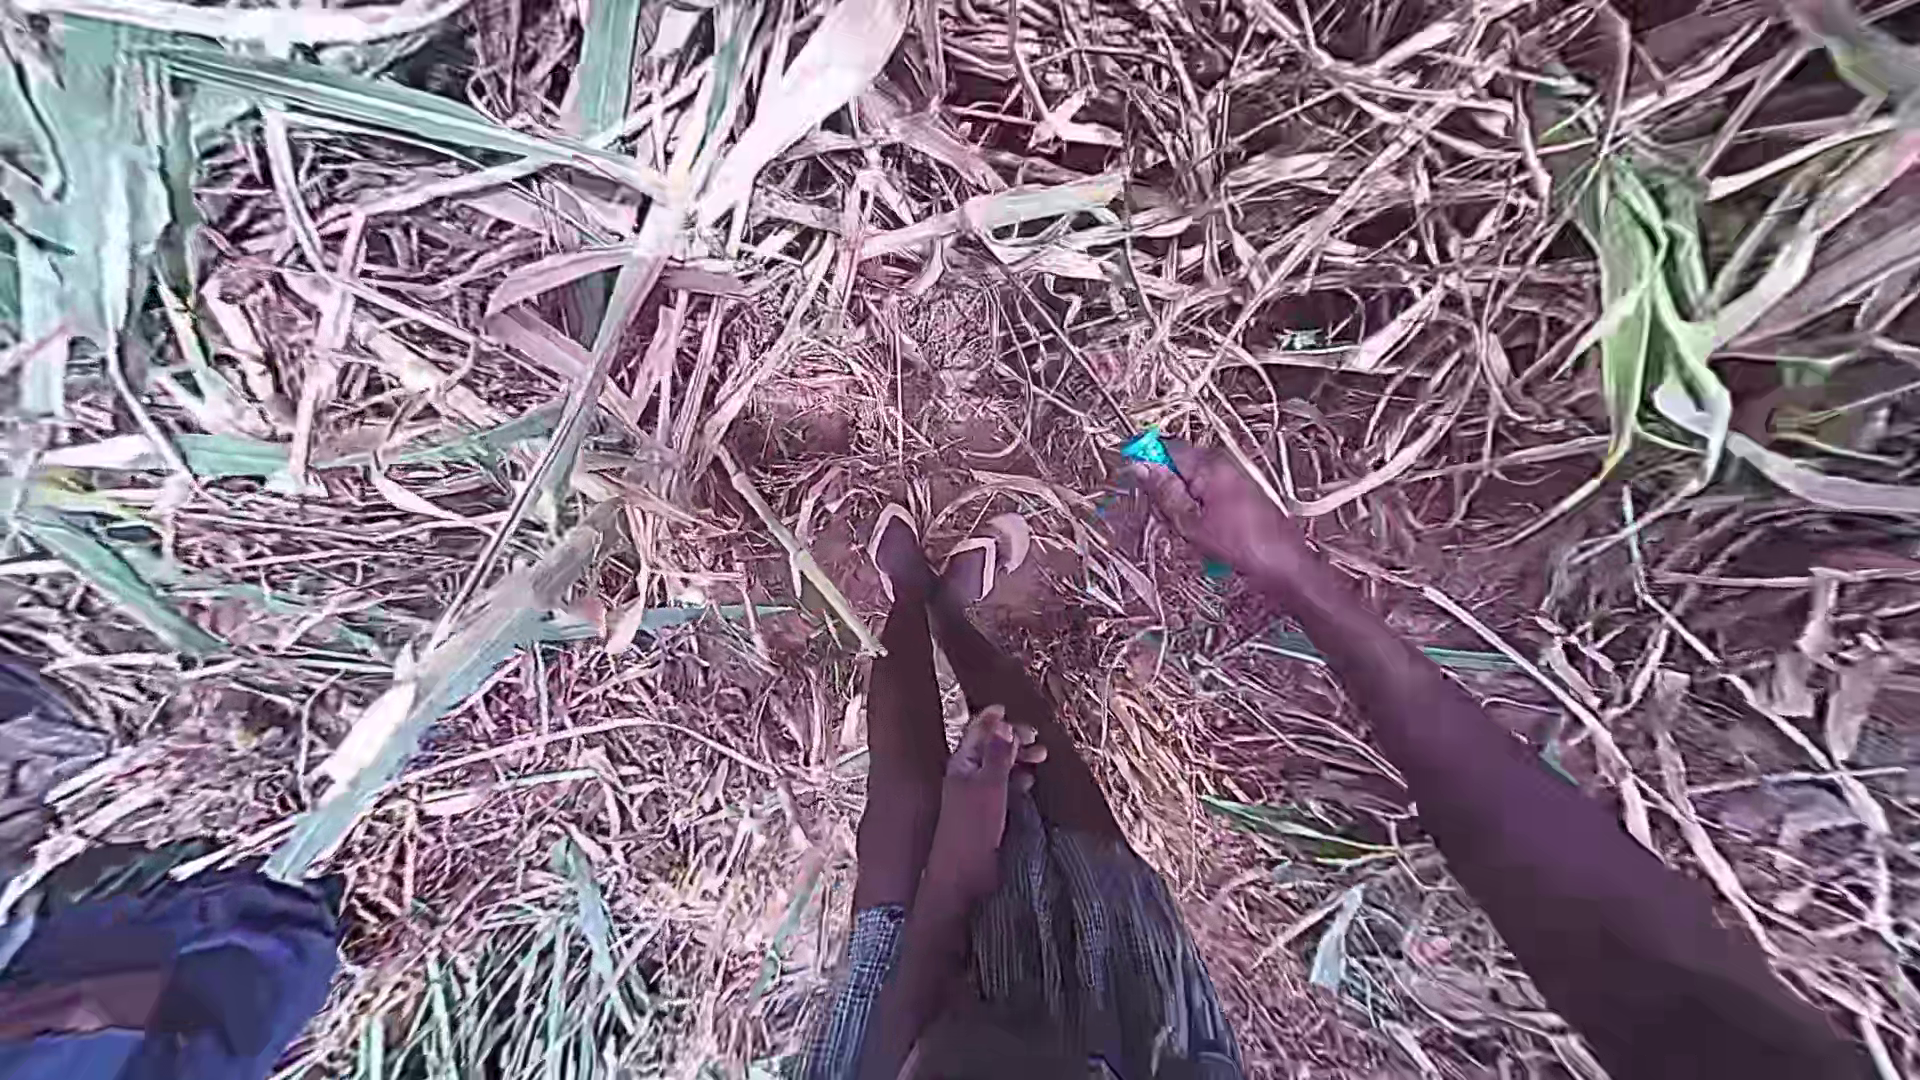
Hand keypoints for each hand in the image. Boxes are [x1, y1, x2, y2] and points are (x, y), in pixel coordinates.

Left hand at [926, 705, 1043, 902]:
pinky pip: (1003, 786)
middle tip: (1036, 739)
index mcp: (962, 763)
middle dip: (1013, 739)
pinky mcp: (986, 811)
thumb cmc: (973, 828)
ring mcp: (976, 794)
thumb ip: (997, 755)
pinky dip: (1017, 779)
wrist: (963, 876)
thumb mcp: (989, 786)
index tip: (1007, 709)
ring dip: (1019, 758)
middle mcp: (967, 774)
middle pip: (991, 747)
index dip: (992, 719)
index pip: (978, 732)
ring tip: (1041, 757)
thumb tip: (1004, 725)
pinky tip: (1029, 781)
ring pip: (999, 766)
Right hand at [1127, 438, 1313, 585]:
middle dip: (1163, 484)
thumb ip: (1164, 492)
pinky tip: (1201, 528)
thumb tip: (1142, 468)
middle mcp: (1223, 463)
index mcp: (1209, 465)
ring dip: (1179, 498)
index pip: (1165, 446)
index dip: (1145, 459)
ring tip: (1186, 525)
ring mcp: (1234, 475)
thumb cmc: (1243, 546)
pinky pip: (1205, 488)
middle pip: (1177, 462)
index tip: (1133, 474)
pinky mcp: (1240, 489)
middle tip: (1163, 512)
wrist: (1283, 564)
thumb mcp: (1190, 522)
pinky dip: (1195, 505)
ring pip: (1189, 478)